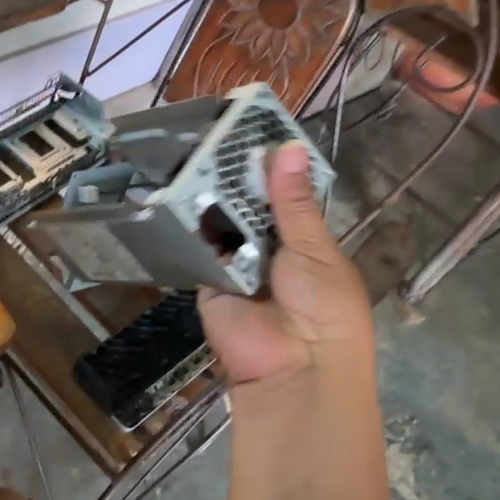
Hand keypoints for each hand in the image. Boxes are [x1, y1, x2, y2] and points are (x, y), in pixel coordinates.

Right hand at [199, 142, 372, 388]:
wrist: (294, 368)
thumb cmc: (323, 307)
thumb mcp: (314, 248)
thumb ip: (292, 202)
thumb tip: (288, 148)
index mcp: (304, 242)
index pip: (281, 197)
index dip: (268, 168)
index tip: (248, 130)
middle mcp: (268, 250)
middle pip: (248, 207)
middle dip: (235, 179)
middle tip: (213, 134)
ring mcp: (236, 265)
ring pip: (221, 223)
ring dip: (211, 198)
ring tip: (191, 152)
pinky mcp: (207, 279)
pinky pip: (199, 249)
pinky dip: (191, 226)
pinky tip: (175, 189)